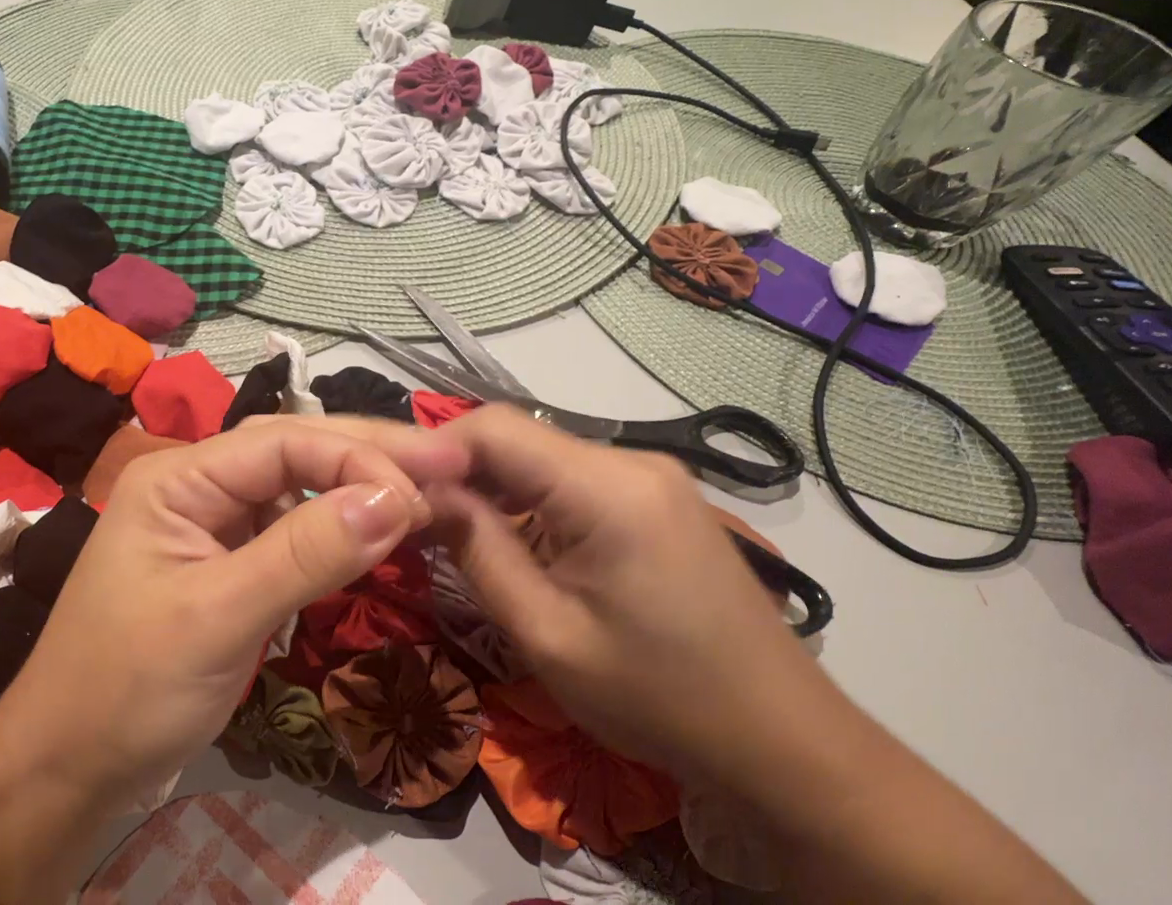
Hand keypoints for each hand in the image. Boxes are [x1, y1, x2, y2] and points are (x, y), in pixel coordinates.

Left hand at [0, 418, 470, 800]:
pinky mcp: (224, 567)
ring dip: (357, 489)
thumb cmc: (129, 686)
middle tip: (451, 462)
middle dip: (369, 455)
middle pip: (292, 452)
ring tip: (428, 491)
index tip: (426, 494)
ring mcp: (209, 528)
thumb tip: (396, 498)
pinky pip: (288, 533)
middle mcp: (194, 487)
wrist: (70, 764)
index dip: (360, 458)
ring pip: (295, 490)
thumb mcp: (219, 616)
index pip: (283, 442)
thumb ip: (305, 553)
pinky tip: (375, 533)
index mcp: (178, 479)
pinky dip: (335, 532)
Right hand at [424, 405, 832, 783]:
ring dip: (490, 489)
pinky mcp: (658, 503)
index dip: (431, 450)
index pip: (493, 426)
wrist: (782, 745)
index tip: (389, 494)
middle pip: (517, 438)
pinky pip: (572, 483)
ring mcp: (652, 480)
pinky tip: (509, 543)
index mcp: (608, 486)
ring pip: (541, 459)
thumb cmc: (658, 697)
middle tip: (409, 518)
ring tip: (447, 534)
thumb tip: (417, 493)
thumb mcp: (545, 632)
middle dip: (456, 472)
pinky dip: (528, 504)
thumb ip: (476, 549)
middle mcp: (633, 462)